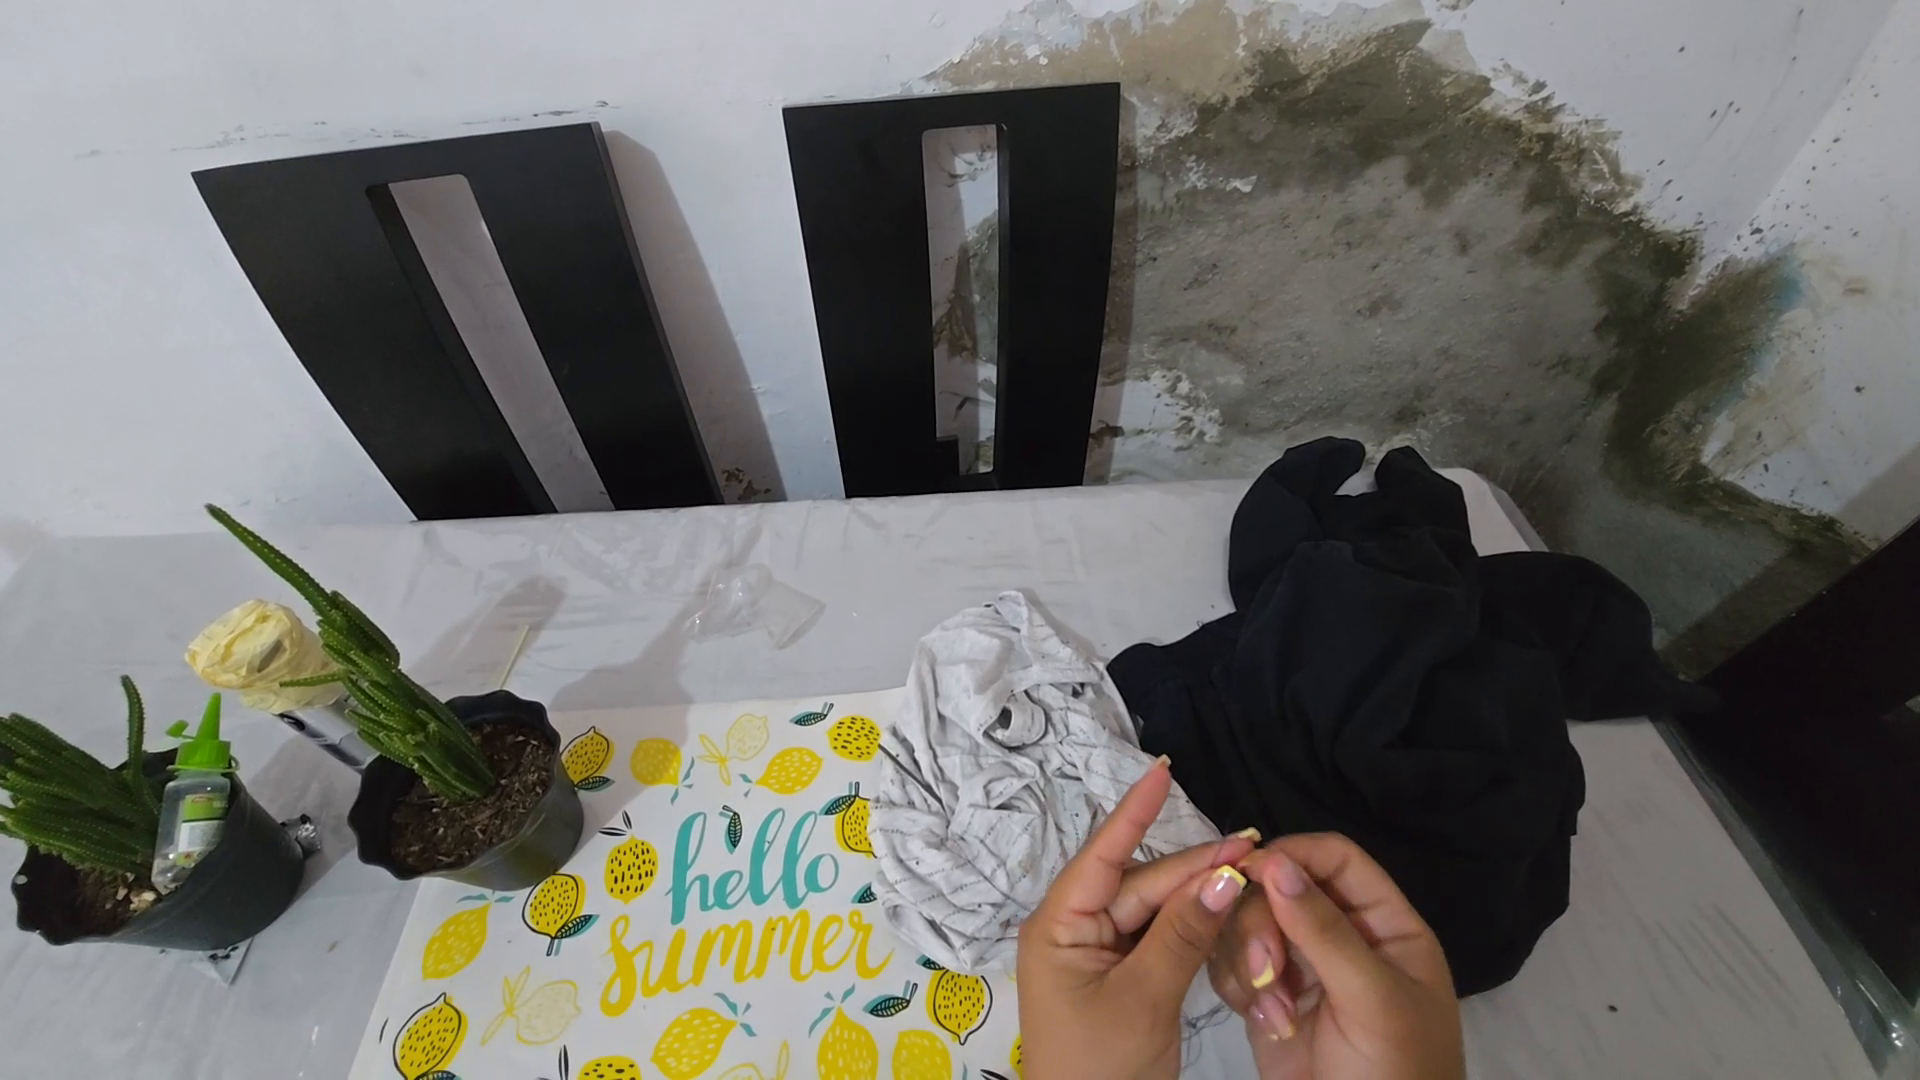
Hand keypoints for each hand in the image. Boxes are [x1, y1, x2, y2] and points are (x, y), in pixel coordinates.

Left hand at [1017, 760, 1259, 1079]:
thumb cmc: (1102, 1072)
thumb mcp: (1144, 1000)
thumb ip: (1183, 933)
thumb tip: (1225, 873)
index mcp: (1059, 923)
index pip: (1103, 854)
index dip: (1135, 810)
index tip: (1161, 770)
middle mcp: (1073, 926)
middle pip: (1137, 883)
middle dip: (1190, 867)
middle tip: (1249, 847)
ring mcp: (1097, 950)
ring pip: (1152, 908)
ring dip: (1194, 895)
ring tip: (1244, 870)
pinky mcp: (1119, 973)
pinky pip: (1156, 936)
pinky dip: (1189, 927)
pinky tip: (1223, 909)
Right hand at [1207, 834, 1463, 1079]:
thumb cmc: (1392, 1078)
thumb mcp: (1372, 1003)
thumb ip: (1324, 930)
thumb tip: (1272, 860)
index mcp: (1384, 927)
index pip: (1337, 859)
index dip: (1294, 854)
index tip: (1252, 870)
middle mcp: (1340, 935)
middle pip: (1279, 886)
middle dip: (1262, 924)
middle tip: (1265, 969)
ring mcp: (1300, 963)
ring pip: (1246, 918)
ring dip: (1248, 959)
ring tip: (1270, 1010)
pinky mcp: (1265, 991)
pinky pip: (1229, 956)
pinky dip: (1234, 982)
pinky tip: (1258, 1018)